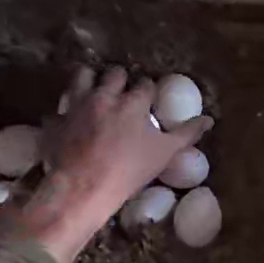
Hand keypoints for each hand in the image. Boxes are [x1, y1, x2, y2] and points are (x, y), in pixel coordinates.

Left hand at [6, 67, 211, 262]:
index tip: (149, 99)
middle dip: (120, 79)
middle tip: (122, 92)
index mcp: (133, 102)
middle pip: (113, 73)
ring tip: (94, 91)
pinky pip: (56, 110)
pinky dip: (62, 114)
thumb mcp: (164, 153)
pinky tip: (67, 122)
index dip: (149, 91)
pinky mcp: (54, 121)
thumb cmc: (129, 171)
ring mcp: (75, 106)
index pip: (145, 84)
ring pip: (80, 77)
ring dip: (89, 80)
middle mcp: (104, 95)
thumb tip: (209, 120)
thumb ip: (187, 133)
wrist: (82, 189)